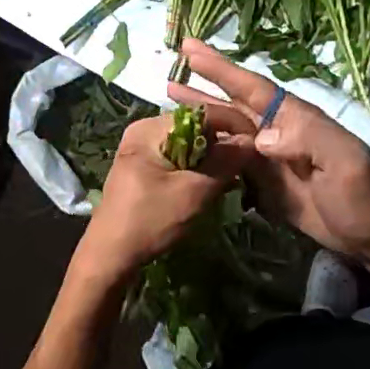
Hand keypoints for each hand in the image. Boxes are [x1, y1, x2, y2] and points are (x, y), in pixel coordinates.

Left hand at [73, 109, 255, 283]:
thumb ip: (224, 163)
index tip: (260, 141)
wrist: (110, 256)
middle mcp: (144, 131)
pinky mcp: (143, 168)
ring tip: (236, 175)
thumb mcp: (193, 192)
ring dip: (212, 158)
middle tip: (249, 161)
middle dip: (223, 142)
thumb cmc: (149, 220)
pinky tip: (215, 184)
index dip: (234, 123)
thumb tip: (251, 140)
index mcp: (150, 129)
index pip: (201, 112)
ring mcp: (142, 149)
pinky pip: (178, 157)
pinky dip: (198, 168)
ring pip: (189, 144)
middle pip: (195, 126)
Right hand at [169, 39, 369, 266]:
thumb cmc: (363, 197)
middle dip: (205, 81)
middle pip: (234, 101)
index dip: (222, 69)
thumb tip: (260, 135)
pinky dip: (207, 146)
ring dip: (200, 111)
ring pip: (227, 127)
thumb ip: (308, 140)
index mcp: (296, 119)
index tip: (193, 50)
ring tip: (169, 93)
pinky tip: (187, 143)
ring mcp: (268, 156)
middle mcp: (277, 131)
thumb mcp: (346, 163)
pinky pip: (228, 157)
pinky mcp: (262, 180)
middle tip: (173, 62)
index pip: (253, 88)